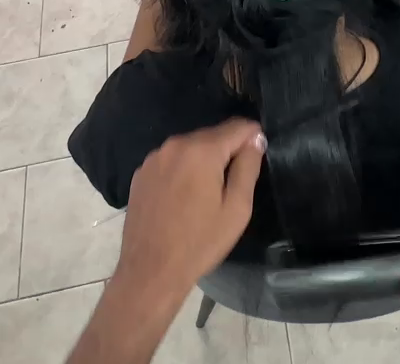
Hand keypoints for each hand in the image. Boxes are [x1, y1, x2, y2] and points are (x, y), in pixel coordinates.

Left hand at [111, 118, 266, 300]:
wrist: (149, 272)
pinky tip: (182, 199)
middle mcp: (175, 145)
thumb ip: (248, 167)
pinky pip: (171, 161)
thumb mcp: (236, 208)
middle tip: (233, 183)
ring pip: (190, 148)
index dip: (253, 137)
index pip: (237, 126)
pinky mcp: (141, 173)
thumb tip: (255, 139)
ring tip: (206, 194)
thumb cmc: (199, 242)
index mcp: (201, 150)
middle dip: (227, 151)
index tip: (258, 155)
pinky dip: (182, 170)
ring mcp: (154, 158)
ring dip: (203, 161)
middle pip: (212, 136)